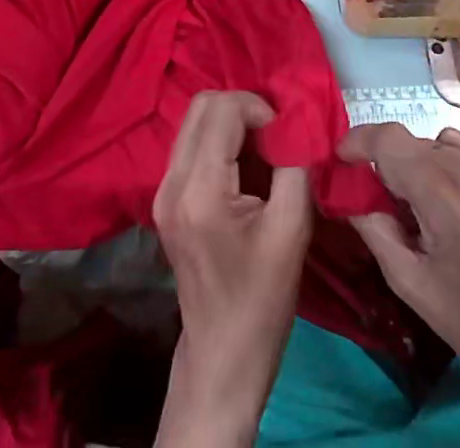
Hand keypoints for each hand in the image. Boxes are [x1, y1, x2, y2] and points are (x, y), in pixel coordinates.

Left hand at [153, 92, 311, 447]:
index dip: (261, 110)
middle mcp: (170, 182)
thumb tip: (297, 123)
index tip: (287, 140)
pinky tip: (246, 172)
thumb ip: (295, 163)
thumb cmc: (263, 296)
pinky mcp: (166, 199)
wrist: (223, 353)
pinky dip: (222, 143)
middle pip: (202, 105)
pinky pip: (193, 145)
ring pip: (195, 122)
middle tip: (276, 140)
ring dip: (233, 125)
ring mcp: (162, 191)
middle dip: (245, 110)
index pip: (224, 109)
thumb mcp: (293, 226)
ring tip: (264, 156)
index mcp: (200, 189)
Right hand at [341, 124, 459, 447]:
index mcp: (457, 213)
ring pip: (441, 141)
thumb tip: (345, 186)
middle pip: (417, 143)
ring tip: (421, 201)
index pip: (397, 145)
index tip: (342, 156)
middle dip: (389, 161)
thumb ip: (373, 225)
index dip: (362, 141)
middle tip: (379, 194)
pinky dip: (449, 160)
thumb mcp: (409, 283)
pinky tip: (451, 194)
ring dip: (420, 161)